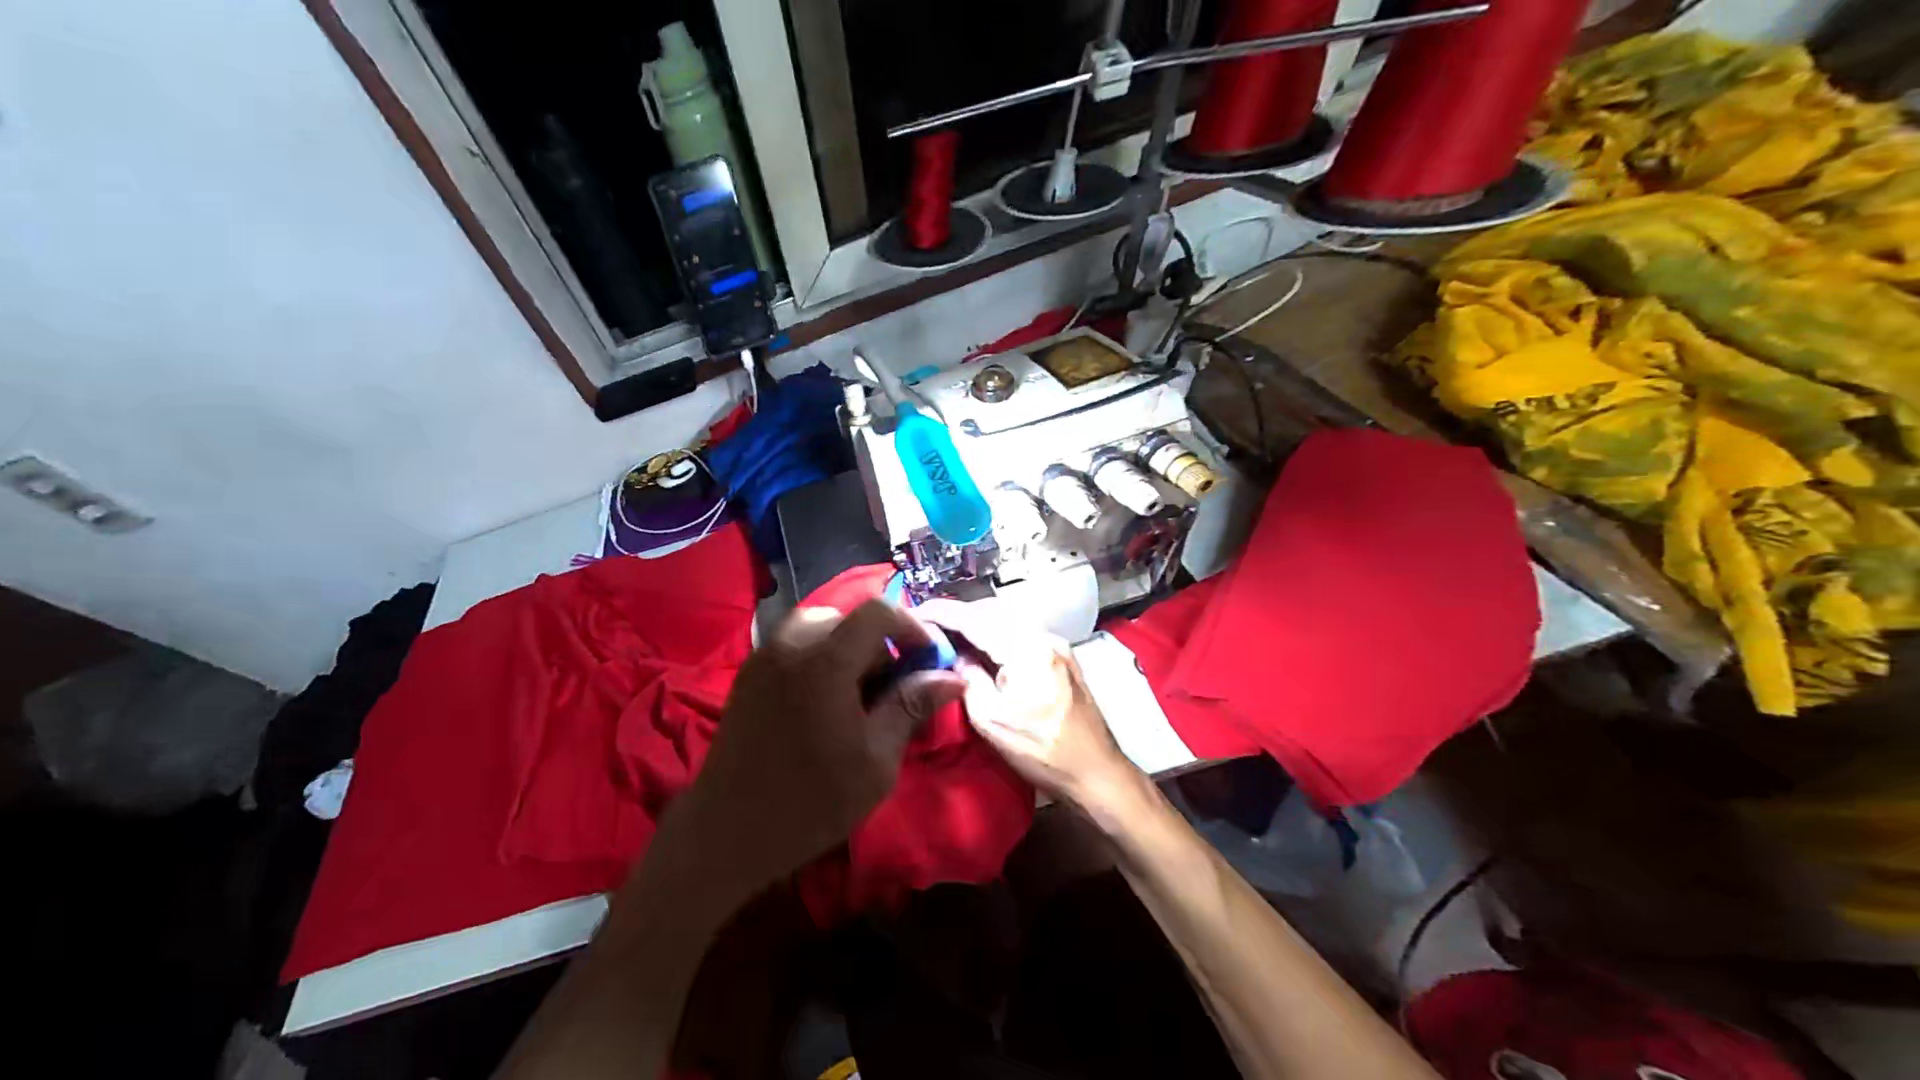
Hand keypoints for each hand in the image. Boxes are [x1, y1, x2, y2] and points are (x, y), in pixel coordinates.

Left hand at [682, 601, 966, 891]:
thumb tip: (953, 677)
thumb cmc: (810, 801)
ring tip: (861, 691)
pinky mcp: (749, 674)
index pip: (878, 612)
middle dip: (880, 642)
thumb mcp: (876, 760)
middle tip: (895, 684)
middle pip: (848, 617)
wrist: (727, 834)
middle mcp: (791, 645)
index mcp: (824, 661)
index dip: (912, 628)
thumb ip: (911, 707)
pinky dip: (820, 655)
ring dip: (848, 647)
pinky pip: (795, 644)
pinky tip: (828, 699)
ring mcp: (764, 657)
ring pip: (819, 626)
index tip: (929, 660)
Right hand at [916, 598, 1143, 812]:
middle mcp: (1044, 637)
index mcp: (1027, 648)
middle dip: (959, 616)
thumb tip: (957, 657)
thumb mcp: (990, 719)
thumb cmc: (1042, 751)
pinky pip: (1021, 635)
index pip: (975, 619)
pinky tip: (982, 651)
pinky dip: (997, 637)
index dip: (942, 612)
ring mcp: (1057, 646)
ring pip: (1008, 622)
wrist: (1096, 772)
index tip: (915, 611)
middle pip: (992, 612)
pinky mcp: (1062, 659)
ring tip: (949, 638)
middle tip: (928, 626)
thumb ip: (967, 679)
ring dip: (978, 626)